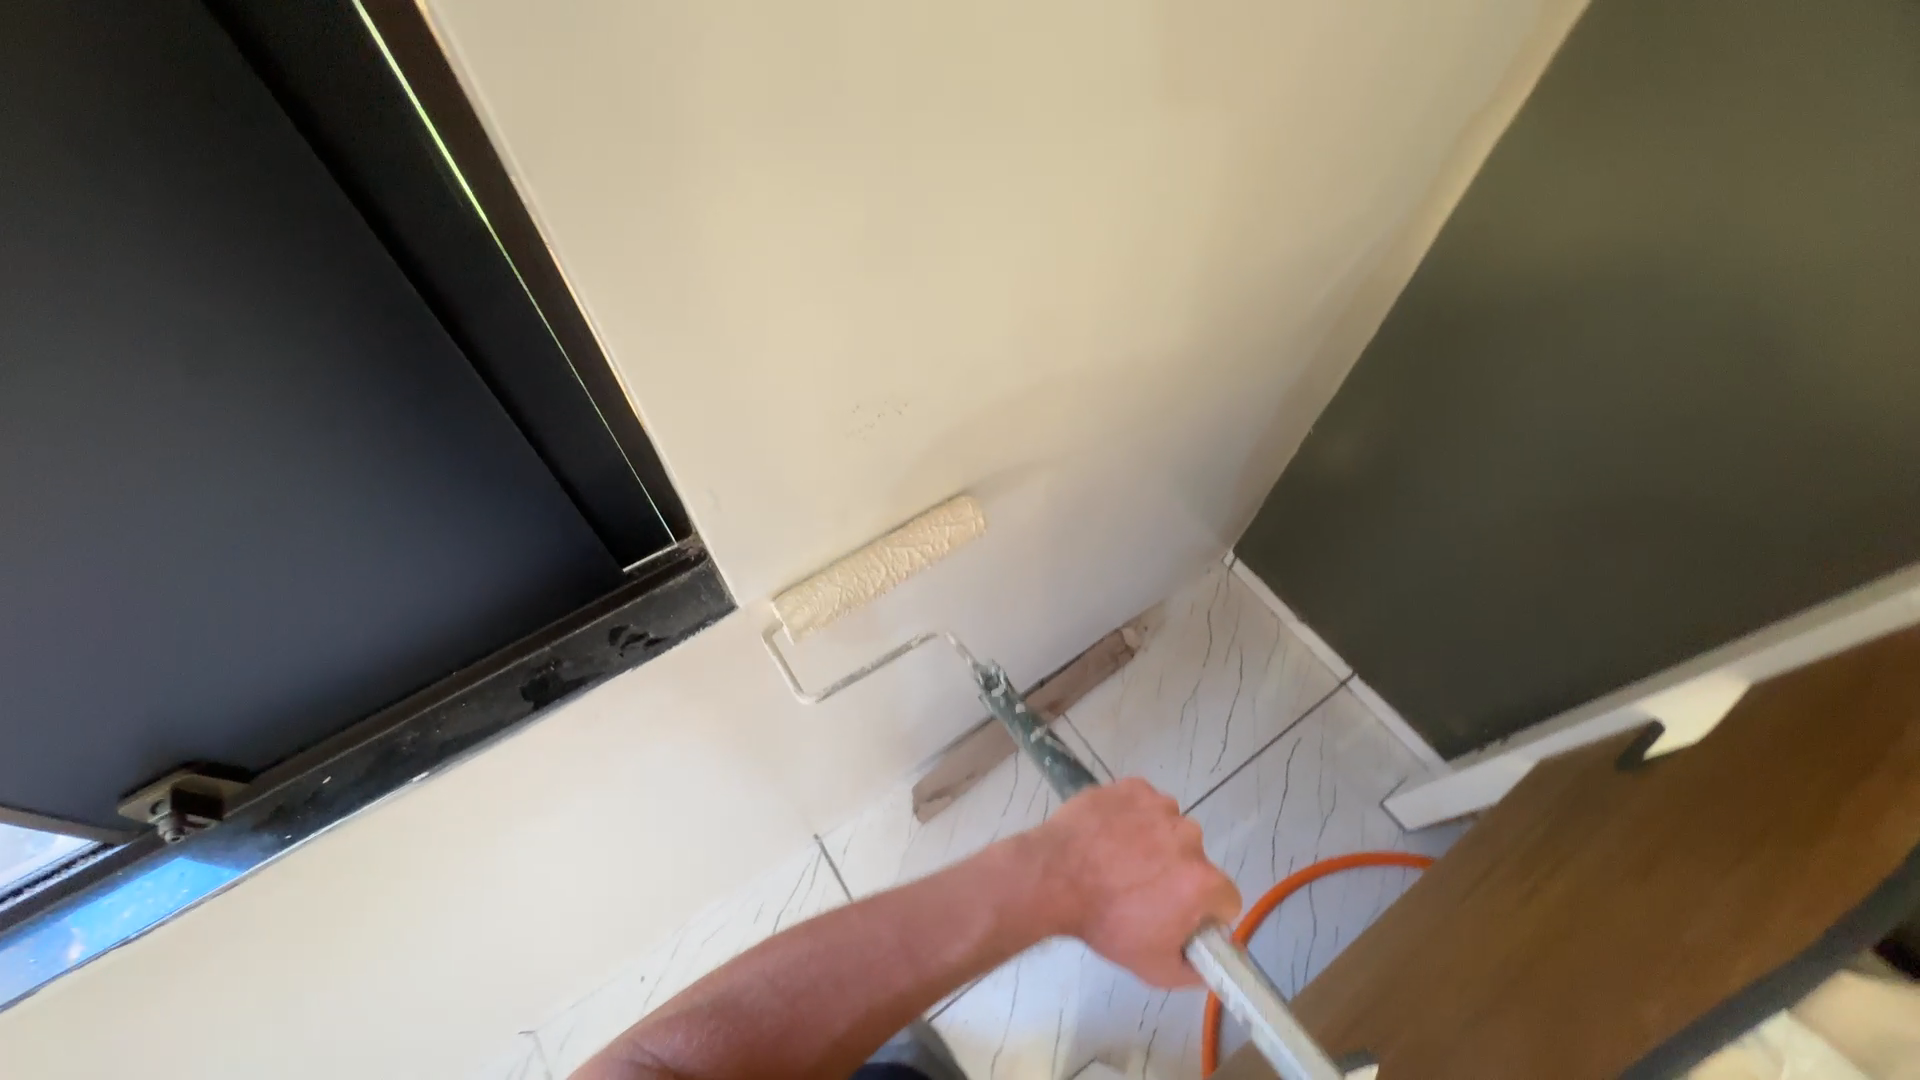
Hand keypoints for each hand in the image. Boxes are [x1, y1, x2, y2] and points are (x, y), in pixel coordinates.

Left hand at [1023, 777, 1241, 987]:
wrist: (1053, 876)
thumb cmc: (1104, 923)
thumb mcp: (1155, 969)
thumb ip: (1194, 970)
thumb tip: (1209, 961)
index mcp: (1204, 881)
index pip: (1225, 899)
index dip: (1204, 912)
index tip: (1178, 915)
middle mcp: (1190, 837)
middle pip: (1195, 861)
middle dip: (1176, 873)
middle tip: (1140, 888)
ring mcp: (1160, 806)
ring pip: (1170, 827)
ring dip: (1154, 840)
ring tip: (1119, 858)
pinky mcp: (1133, 787)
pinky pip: (1144, 803)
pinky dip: (1132, 815)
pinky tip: (1110, 832)